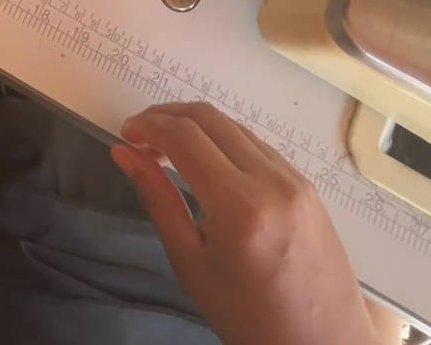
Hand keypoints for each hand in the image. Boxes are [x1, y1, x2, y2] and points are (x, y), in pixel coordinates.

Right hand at [112, 102, 392, 344]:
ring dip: (193, 124)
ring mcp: (294, 180)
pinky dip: (221, 138)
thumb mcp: (191, 263)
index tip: (126, 134)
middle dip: (166, 115)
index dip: (148, 125)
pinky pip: (255, 143)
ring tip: (167, 147)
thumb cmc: (249, 316)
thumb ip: (157, 199)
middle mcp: (271, 181)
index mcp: (240, 206)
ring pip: (231, 125)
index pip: (184, 136)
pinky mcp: (306, 184)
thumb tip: (124, 153)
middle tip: (140, 133)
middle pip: (208, 117)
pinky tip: (205, 160)